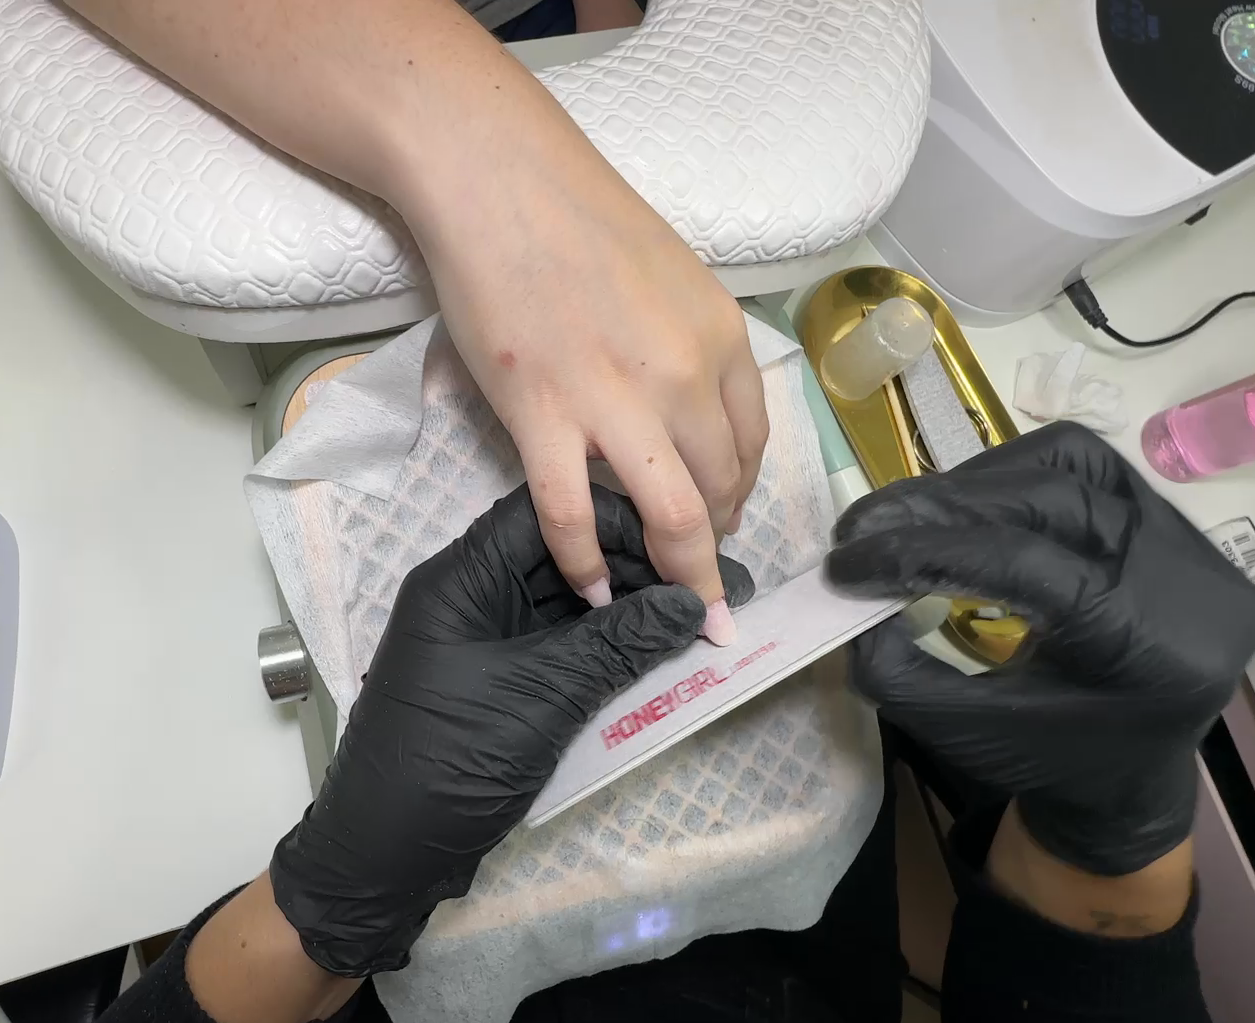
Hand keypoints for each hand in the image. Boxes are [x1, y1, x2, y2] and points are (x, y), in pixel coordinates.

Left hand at [270, 484, 753, 975]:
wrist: (387, 856)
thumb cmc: (453, 760)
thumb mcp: (542, 695)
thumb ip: (619, 642)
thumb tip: (693, 602)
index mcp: (461, 577)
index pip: (544, 515)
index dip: (616, 522)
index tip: (685, 545)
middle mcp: (474, 593)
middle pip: (562, 554)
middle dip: (635, 569)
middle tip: (715, 589)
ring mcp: (489, 635)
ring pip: (568, 600)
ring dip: (629, 609)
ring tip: (699, 619)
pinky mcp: (504, 675)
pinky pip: (563, 642)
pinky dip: (609, 644)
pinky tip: (660, 649)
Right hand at [394, 120, 765, 644]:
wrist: (501, 183)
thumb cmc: (584, 222)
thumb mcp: (674, 280)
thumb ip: (696, 350)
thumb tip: (690, 417)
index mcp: (721, 339)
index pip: (753, 444)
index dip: (742, 496)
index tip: (725, 520)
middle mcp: (684, 377)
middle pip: (721, 488)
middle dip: (717, 543)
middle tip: (698, 570)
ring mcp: (616, 401)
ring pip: (670, 516)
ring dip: (679, 574)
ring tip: (674, 607)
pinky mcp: (544, 417)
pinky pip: (572, 514)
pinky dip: (584, 563)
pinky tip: (589, 590)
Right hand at [826, 422, 1254, 875]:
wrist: (1124, 774)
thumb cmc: (1040, 759)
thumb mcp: (949, 726)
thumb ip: (888, 661)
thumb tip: (844, 587)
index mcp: (1147, 650)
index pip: (1021, 563)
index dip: (919, 551)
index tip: (843, 564)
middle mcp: (1188, 581)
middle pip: (1043, 498)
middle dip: (933, 506)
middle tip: (858, 527)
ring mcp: (1191, 542)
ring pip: (1061, 464)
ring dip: (967, 483)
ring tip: (906, 516)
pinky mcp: (1170, 522)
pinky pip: (1077, 462)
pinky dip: (1006, 472)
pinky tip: (964, 505)